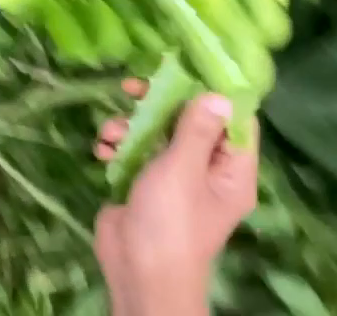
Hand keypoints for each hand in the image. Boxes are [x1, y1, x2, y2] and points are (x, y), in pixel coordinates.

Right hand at [92, 82, 257, 315]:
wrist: (138, 267)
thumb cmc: (170, 220)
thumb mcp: (180, 169)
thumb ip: (194, 130)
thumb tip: (218, 95)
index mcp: (230, 172)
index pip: (234, 124)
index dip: (213, 95)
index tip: (183, 69)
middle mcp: (206, 171)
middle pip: (188, 123)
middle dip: (158, 105)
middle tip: (131, 88)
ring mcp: (174, 178)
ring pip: (155, 134)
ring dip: (128, 126)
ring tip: (110, 134)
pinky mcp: (145, 183)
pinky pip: (133, 151)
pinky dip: (116, 145)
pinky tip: (102, 152)